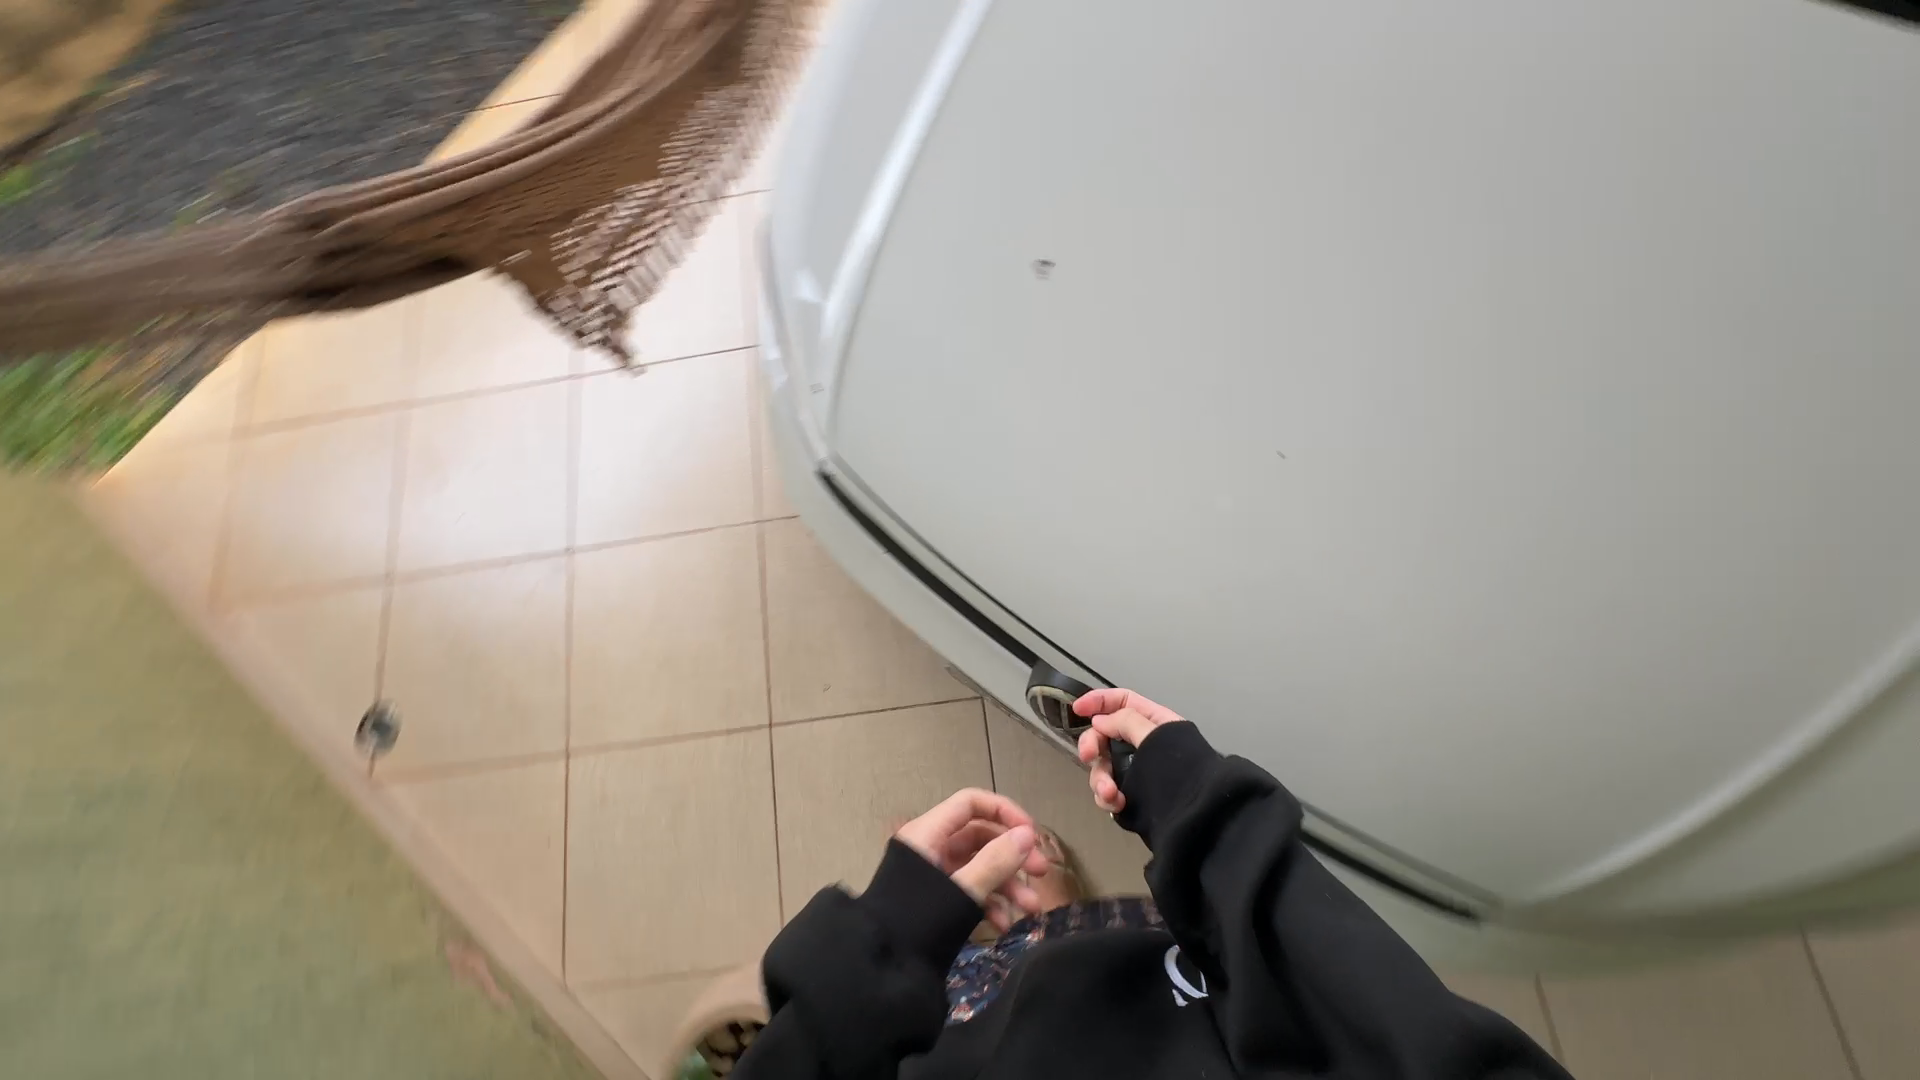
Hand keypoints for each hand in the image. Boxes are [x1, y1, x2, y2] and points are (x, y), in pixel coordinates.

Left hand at [895, 789, 1051, 930]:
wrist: (882, 972)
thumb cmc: (919, 921)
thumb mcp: (962, 891)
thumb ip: (996, 862)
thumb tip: (1027, 835)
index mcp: (928, 833)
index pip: (971, 803)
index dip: (1004, 812)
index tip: (1031, 835)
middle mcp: (931, 847)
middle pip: (980, 836)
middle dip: (1013, 855)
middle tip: (1041, 873)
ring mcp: (934, 875)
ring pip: (979, 866)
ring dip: (1007, 885)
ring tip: (1031, 909)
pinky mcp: (938, 901)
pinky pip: (969, 890)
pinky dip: (989, 903)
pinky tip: (1003, 925)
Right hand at [1074, 688, 1186, 813]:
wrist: (1198, 817)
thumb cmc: (1182, 770)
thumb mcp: (1156, 737)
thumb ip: (1125, 722)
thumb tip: (1099, 721)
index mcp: (1152, 722)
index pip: (1122, 701)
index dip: (1099, 701)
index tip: (1078, 709)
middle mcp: (1140, 744)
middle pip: (1104, 734)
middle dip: (1092, 744)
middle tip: (1088, 755)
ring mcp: (1133, 771)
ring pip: (1102, 766)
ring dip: (1100, 779)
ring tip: (1110, 793)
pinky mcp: (1129, 794)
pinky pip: (1107, 791)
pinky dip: (1107, 797)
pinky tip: (1117, 804)